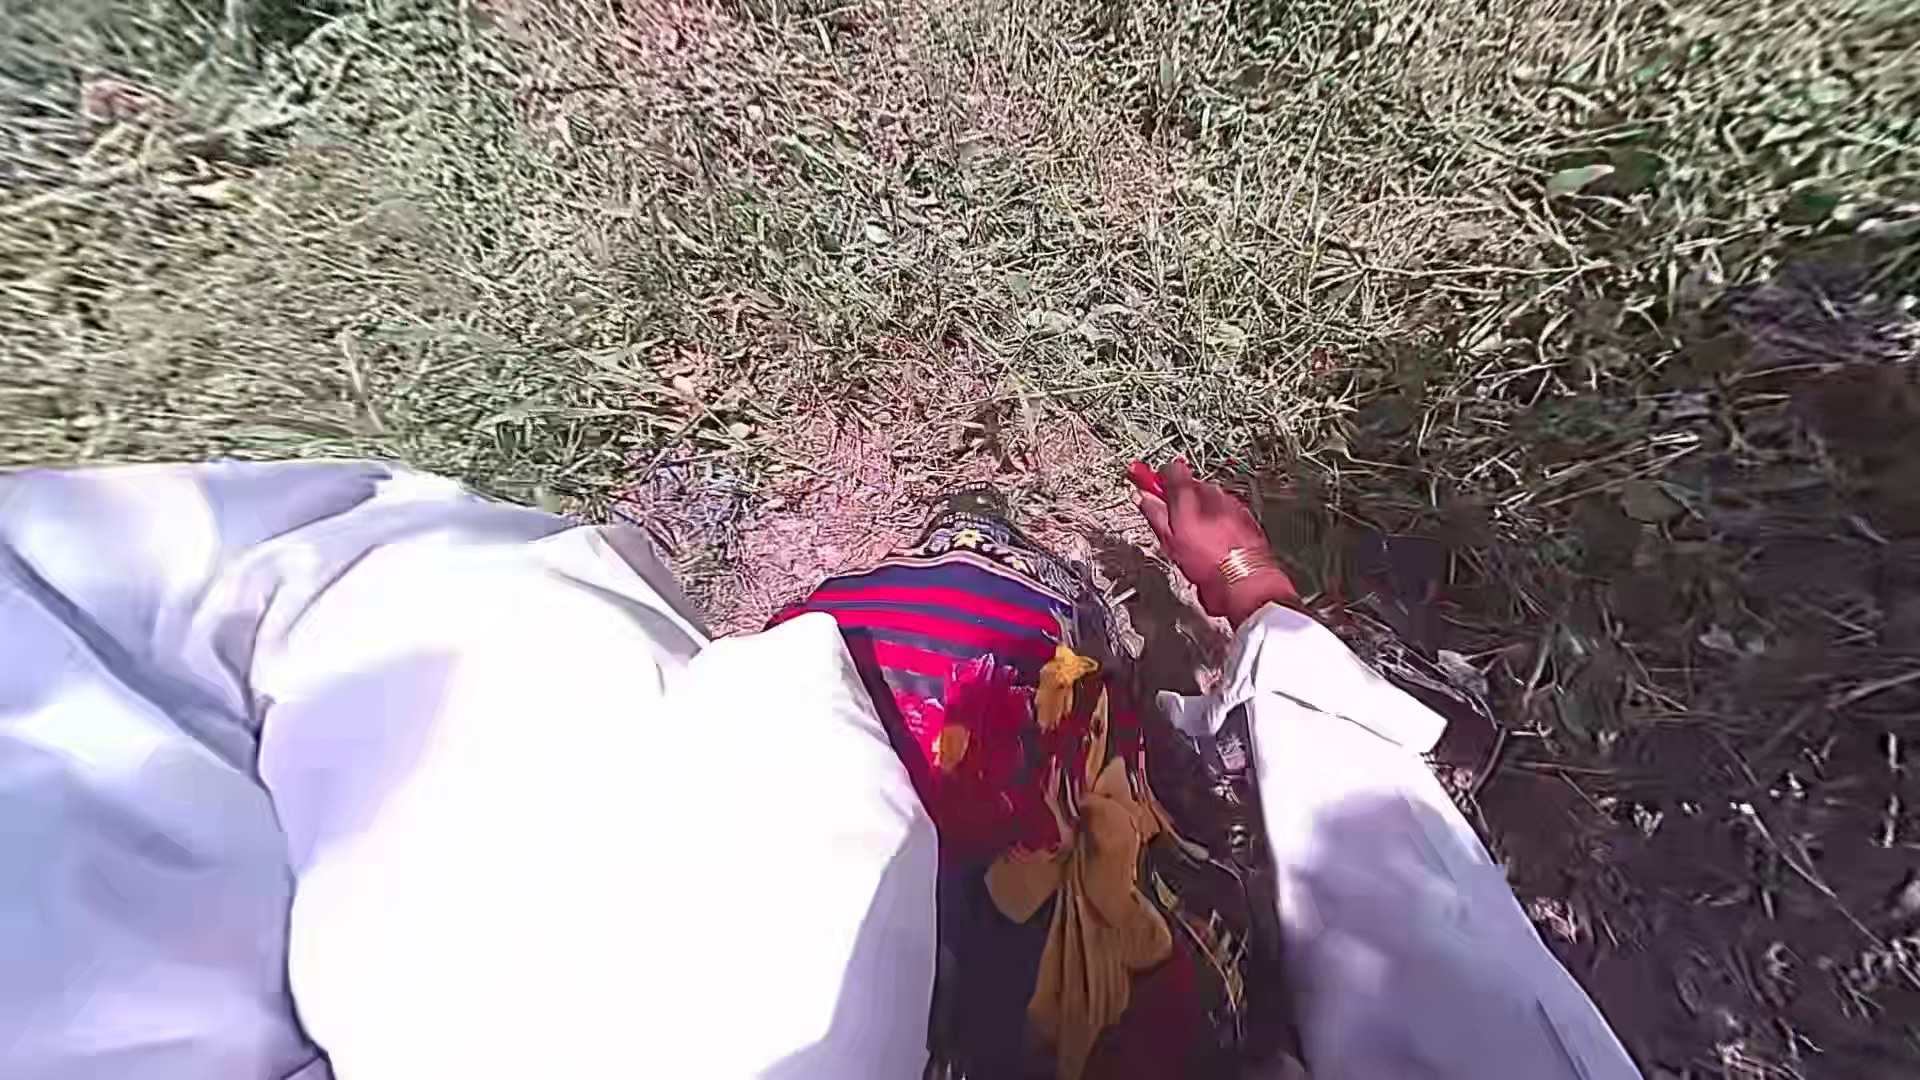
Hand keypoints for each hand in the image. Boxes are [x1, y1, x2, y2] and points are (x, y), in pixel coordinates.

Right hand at [1128, 459, 1298, 625]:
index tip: (1148, 481)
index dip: (1158, 477)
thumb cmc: (1208, 564)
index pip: (1170, 471)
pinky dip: (1216, 517)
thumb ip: (1155, 513)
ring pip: (1208, 497)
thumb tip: (1143, 499)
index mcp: (1189, 496)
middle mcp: (1212, 494)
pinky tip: (1211, 538)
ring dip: (1199, 508)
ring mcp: (1231, 503)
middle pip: (1190, 485)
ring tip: (1193, 533)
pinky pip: (1225, 508)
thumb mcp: (1169, 540)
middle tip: (1170, 516)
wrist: (1244, 579)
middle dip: (1180, 497)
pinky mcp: (1245, 514)